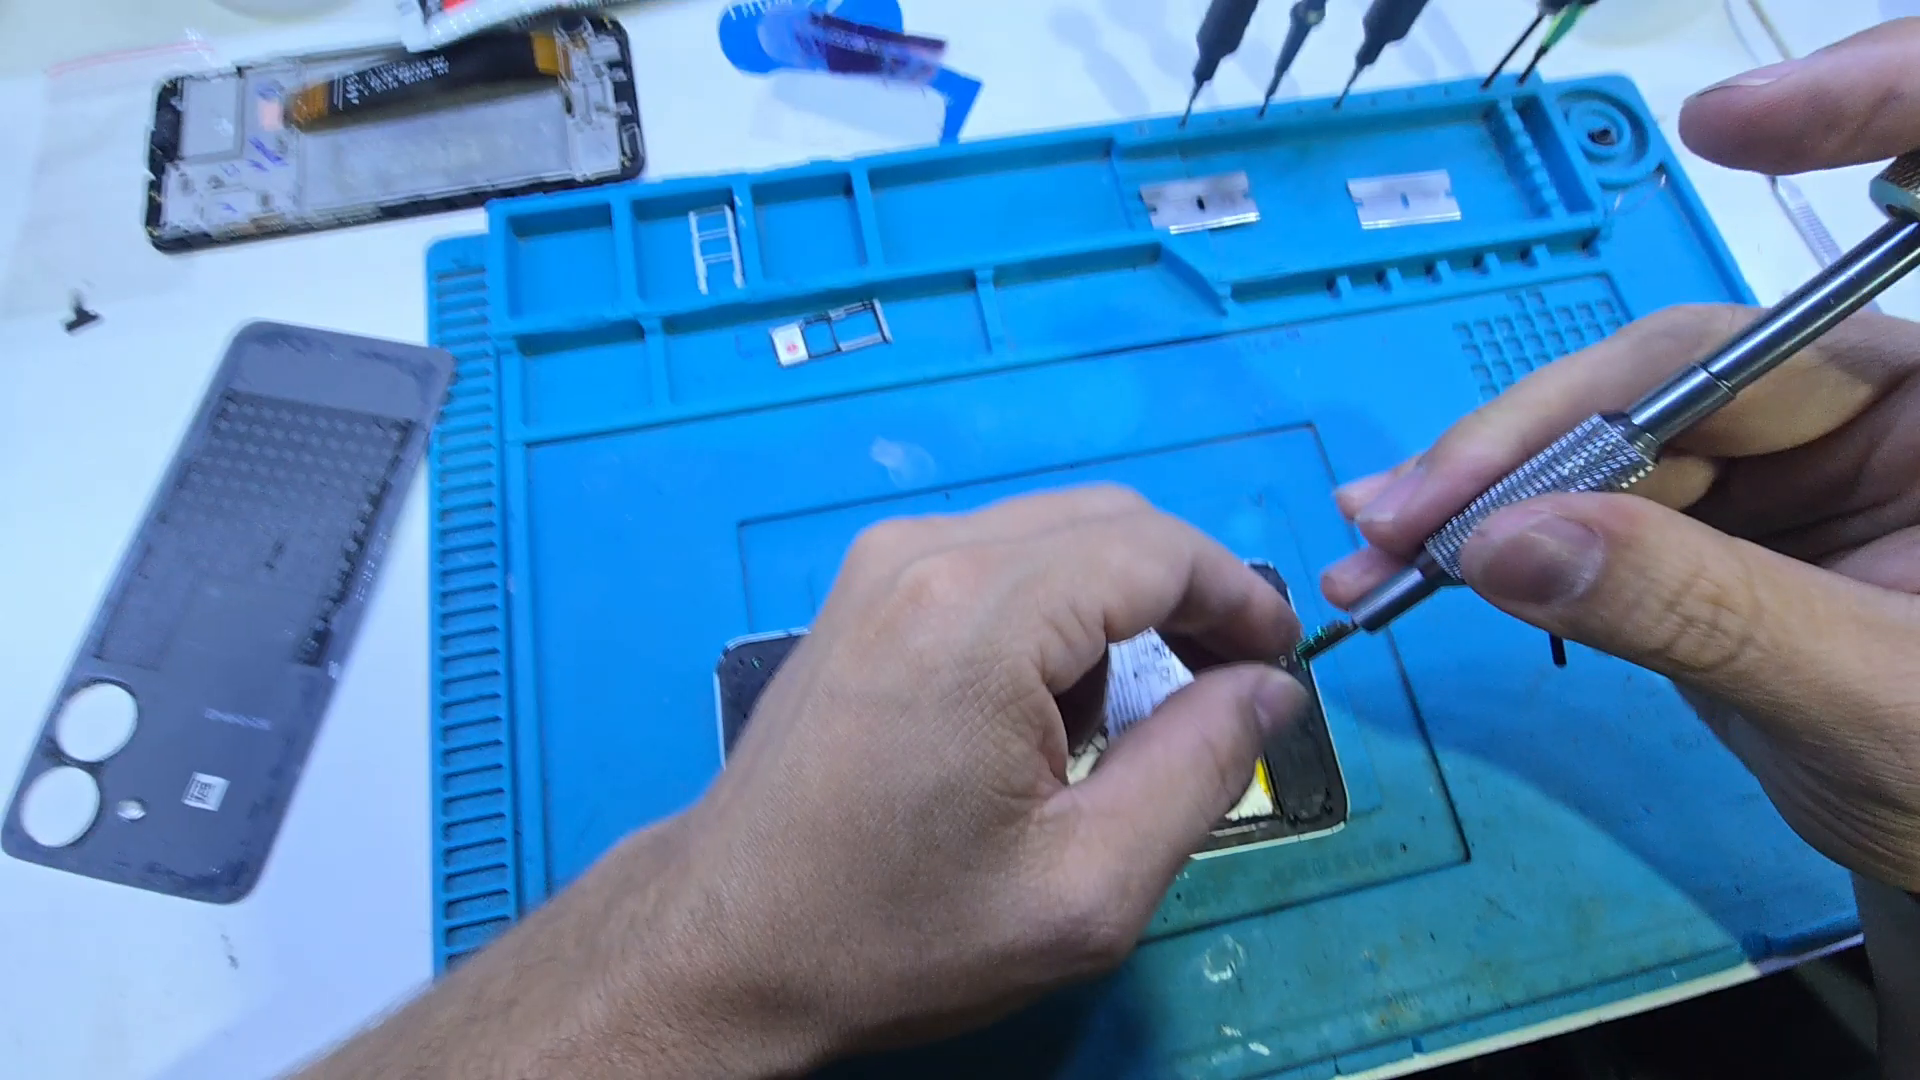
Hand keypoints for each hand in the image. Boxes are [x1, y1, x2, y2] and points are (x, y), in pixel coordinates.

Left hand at [300, 487, 1305, 1079]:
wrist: (728, 933)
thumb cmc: (901, 930)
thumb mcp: (1084, 886)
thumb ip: (1199, 768)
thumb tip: (1269, 687)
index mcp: (982, 615)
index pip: (1154, 550)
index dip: (1236, 595)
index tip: (1278, 660)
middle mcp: (929, 550)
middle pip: (1109, 522)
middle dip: (1186, 590)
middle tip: (1222, 678)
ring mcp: (887, 555)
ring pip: (1057, 532)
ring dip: (1116, 602)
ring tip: (1108, 717)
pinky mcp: (869, 578)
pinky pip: (999, 554)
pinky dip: (1053, 603)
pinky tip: (1033, 695)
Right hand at [1323, 21, 1919, 890]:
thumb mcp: (1869, 701)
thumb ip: (1691, 607)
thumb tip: (1497, 542)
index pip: (1901, 253)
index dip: (1875, 122)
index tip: (1722, 118)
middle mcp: (1851, 413)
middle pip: (1652, 383)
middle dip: (1509, 449)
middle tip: (1392, 516)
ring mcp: (1749, 467)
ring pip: (1577, 450)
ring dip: (1461, 505)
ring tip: (1368, 554)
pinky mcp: (1675, 520)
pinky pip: (1557, 511)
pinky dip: (1476, 542)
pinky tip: (1405, 563)